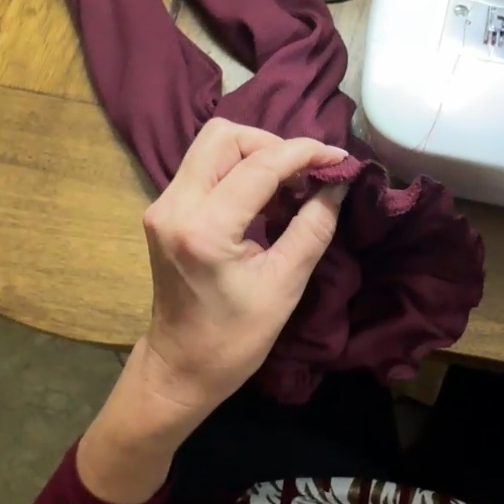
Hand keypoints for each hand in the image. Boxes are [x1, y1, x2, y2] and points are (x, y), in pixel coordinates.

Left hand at [134, 118, 348, 417]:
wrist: (179, 367)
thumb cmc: (234, 340)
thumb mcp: (284, 286)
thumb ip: (313, 228)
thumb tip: (337, 185)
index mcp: (204, 229)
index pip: (259, 165)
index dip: (305, 153)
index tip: (340, 160)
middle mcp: (174, 206)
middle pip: (224, 136)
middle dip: (273, 145)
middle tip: (307, 175)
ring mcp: (163, 206)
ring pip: (212, 146)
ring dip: (256, 155)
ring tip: (292, 187)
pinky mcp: (164, 211)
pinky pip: (204, 168)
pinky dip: (239, 170)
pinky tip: (267, 198)